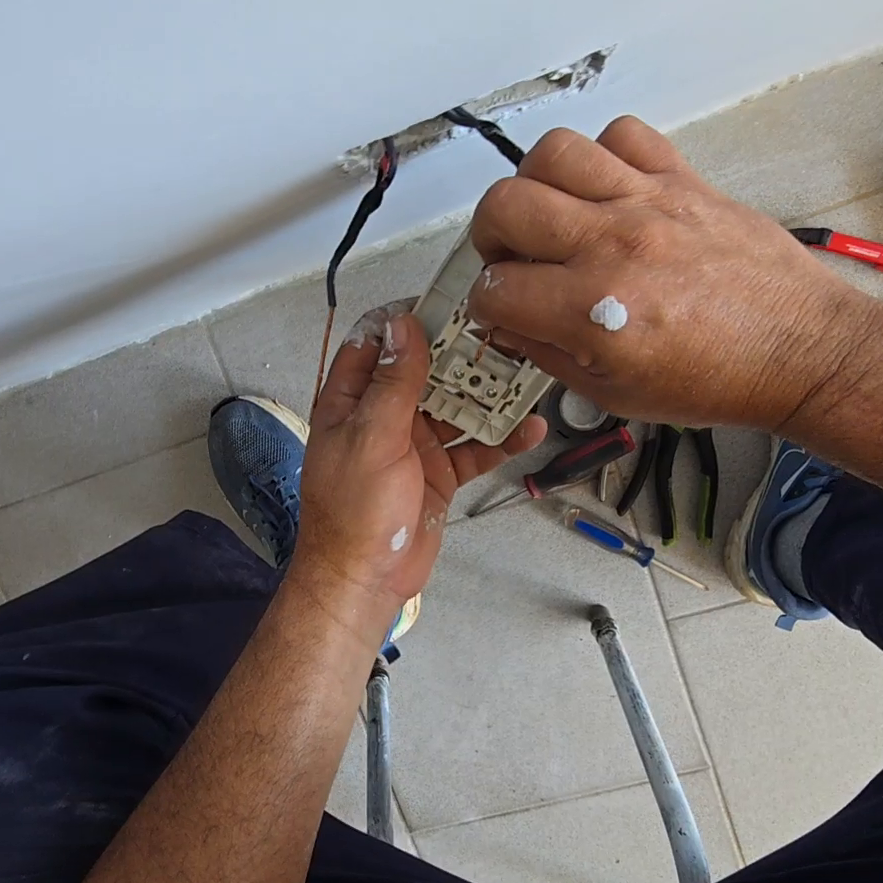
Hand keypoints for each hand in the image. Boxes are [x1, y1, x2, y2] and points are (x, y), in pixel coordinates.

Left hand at [290, 304, 545, 646]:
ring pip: (455, 407)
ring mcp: (414, 444)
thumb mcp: (372, 436)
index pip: (376, 343)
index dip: (407, 320)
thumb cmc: (357, 508)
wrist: (366, 579)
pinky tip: (530, 428)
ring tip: (528, 374)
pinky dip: (499, 439)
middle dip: (461, 355)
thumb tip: (404, 325)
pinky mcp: (439, 473)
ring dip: (487, 395)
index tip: (449, 302)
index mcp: (352, 401)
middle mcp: (383, 416)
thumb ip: (393, 382)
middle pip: (425, 371)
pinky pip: (473, 448)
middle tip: (505, 335)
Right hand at [464, 116, 882, 431]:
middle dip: (489, 236)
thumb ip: (546, 354)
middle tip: (511, 258)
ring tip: (551, 214)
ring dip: (534, 184)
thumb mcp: (611, 394)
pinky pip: (623, 134)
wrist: (796, 350)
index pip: (494, 288)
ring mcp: (648, 203)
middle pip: (504, 205)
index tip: (498, 309)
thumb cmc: (714, 378)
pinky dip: (601, 156)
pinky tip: (606, 192)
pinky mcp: (682, 179)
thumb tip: (506, 323)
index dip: (484, 304)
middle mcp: (613, 246)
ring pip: (553, 152)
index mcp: (593, 311)